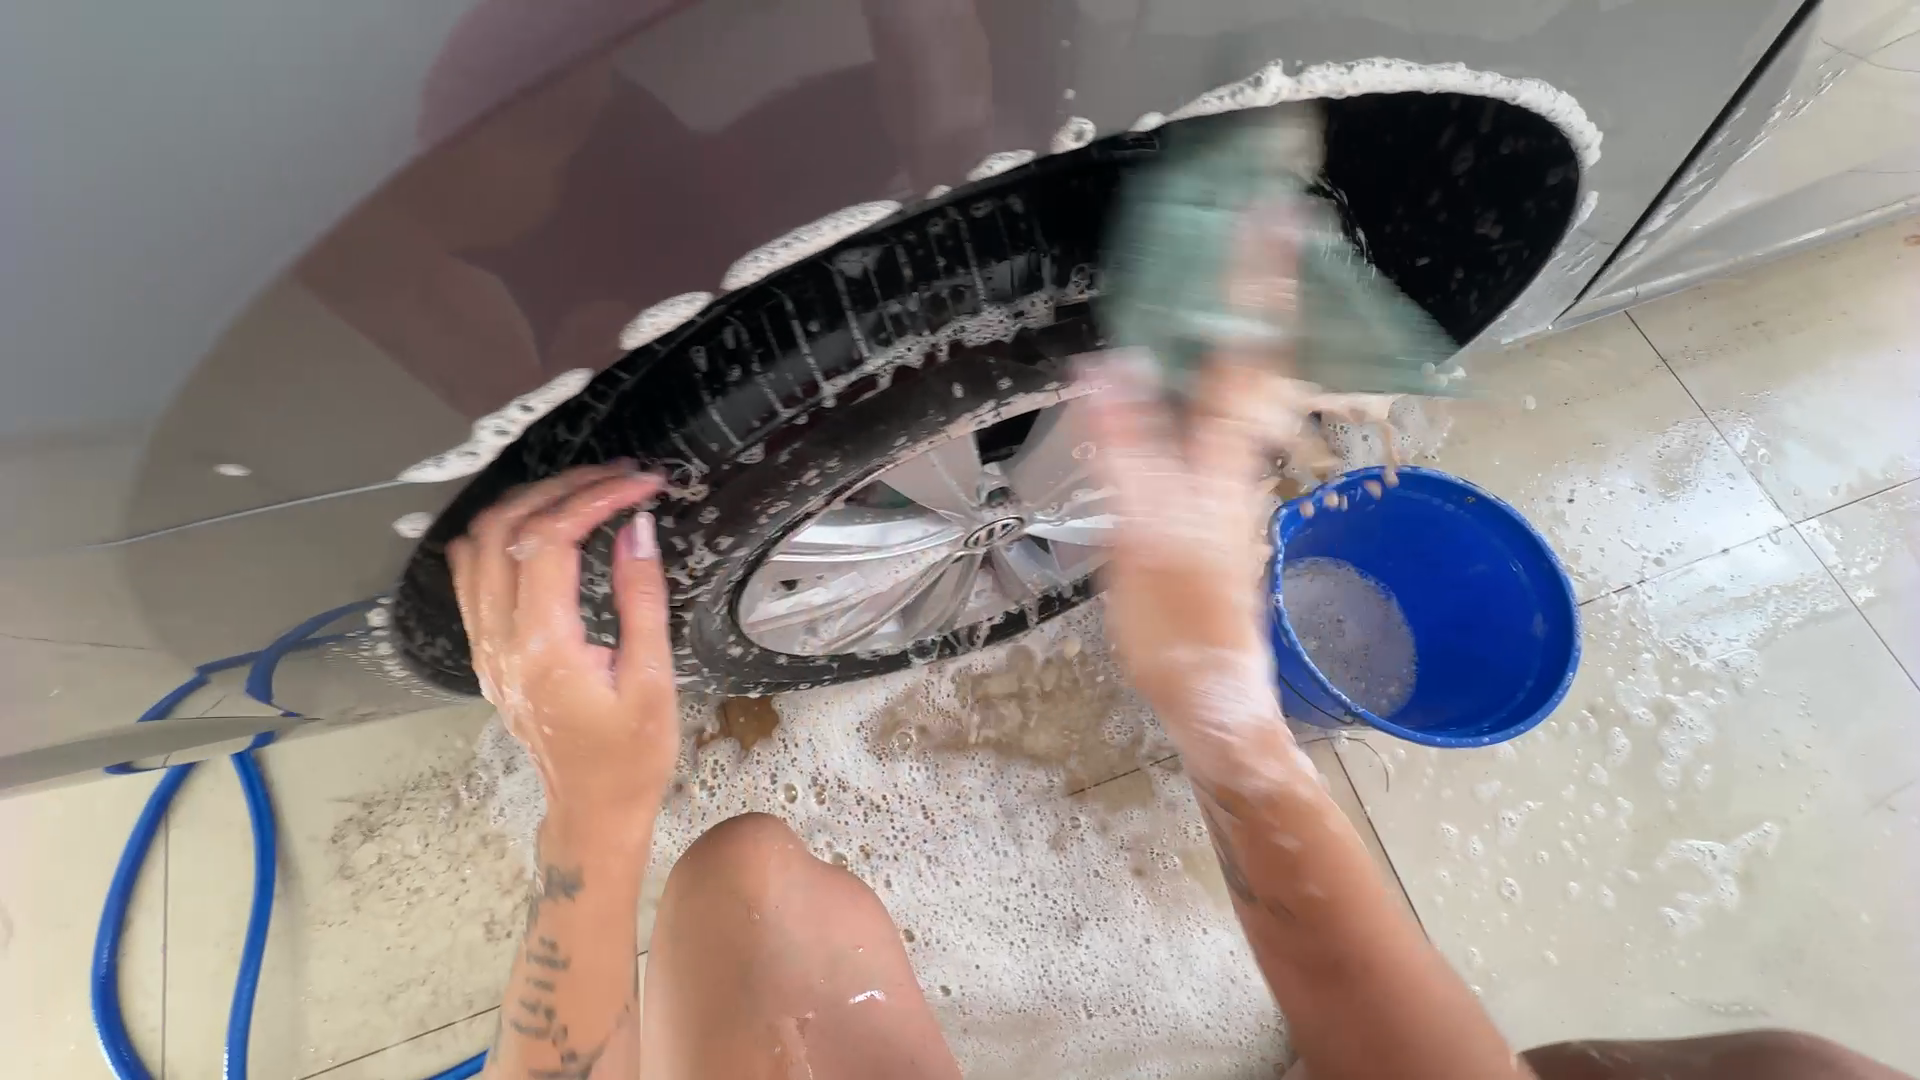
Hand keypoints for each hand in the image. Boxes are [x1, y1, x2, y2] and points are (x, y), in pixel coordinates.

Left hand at [446, 463, 677, 837]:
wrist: (593, 807)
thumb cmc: (633, 753)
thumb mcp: (652, 679)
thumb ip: (640, 599)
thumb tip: (637, 529)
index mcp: (543, 646)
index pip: (550, 540)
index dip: (596, 498)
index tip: (643, 484)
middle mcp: (499, 639)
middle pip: (505, 530)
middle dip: (564, 488)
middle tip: (620, 477)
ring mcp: (485, 645)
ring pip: (478, 545)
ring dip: (530, 504)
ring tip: (586, 492)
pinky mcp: (488, 651)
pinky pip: (472, 573)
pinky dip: (505, 533)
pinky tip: (544, 528)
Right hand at [1080, 201, 1313, 788]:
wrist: (1207, 691)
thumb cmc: (1178, 625)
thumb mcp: (1141, 538)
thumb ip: (1127, 454)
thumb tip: (1107, 369)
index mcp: (1219, 463)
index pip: (1240, 359)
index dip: (1253, 290)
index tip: (1272, 216)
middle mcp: (1232, 464)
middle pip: (1251, 367)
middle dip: (1258, 297)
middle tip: (1259, 232)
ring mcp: (1222, 487)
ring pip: (1235, 398)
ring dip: (1235, 336)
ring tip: (1221, 285)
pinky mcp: (1207, 509)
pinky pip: (1208, 430)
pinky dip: (1203, 387)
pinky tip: (1179, 382)